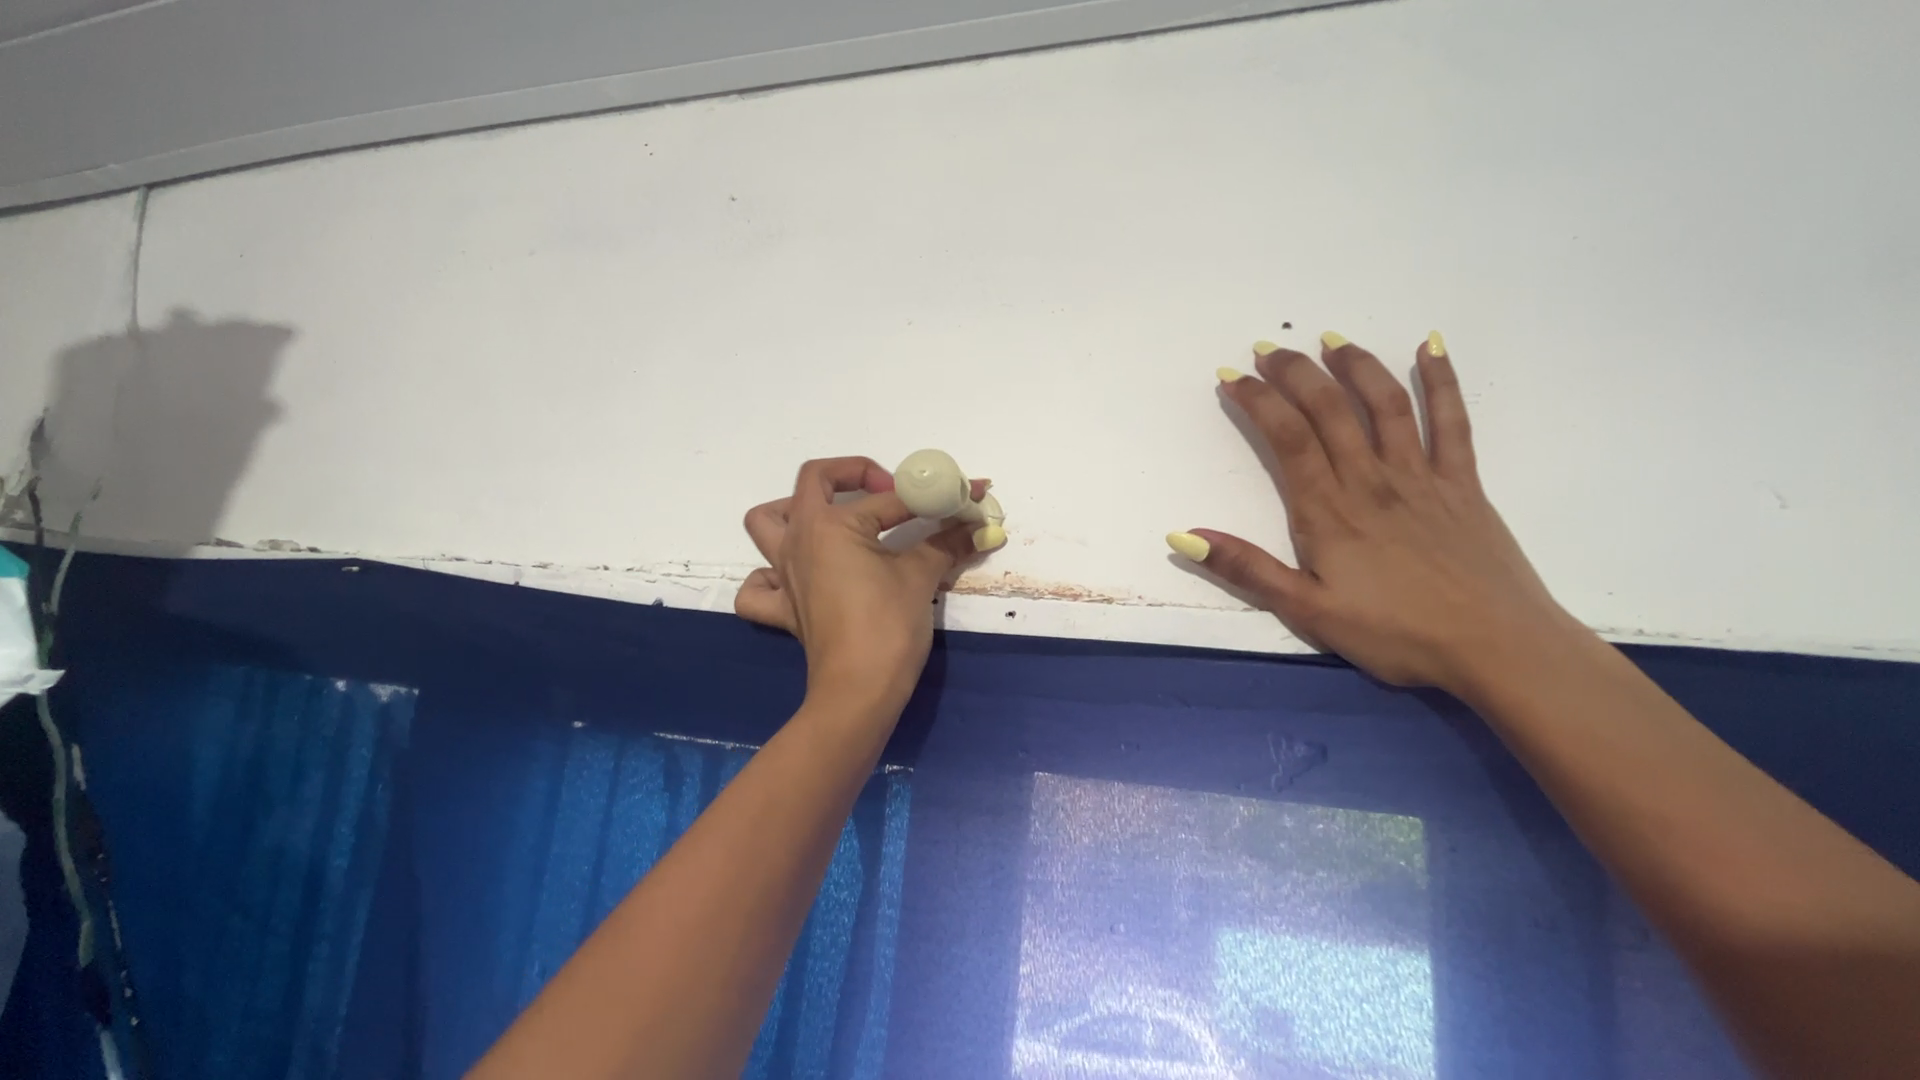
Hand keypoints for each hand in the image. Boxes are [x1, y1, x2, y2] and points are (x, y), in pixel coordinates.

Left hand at [737, 457, 991, 710]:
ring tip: (833, 520)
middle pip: (813, 482)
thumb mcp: (922, 577)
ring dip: (794, 511)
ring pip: (765, 524)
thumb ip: (948, 543)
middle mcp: (799, 540)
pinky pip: (758, 587)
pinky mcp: (783, 610)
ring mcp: (783, 575)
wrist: (860, 690)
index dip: (931, 495)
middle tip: (887, 493)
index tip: (965, 494)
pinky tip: (799, 578)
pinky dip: (768, 577)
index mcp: (830, 524)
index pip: (889, 499)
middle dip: (852, 474)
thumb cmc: (888, 626)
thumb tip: (979, 525)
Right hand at [1173, 334, 1578, 690]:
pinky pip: (1452, 421)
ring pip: (1385, 404)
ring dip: (1355, 366)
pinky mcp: (1464, 483)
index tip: (1233, 377)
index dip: (1257, 401)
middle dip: (1295, 374)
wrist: (1497, 647)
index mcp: (1329, 512)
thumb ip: (1247, 569)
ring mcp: (1422, 477)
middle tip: (1269, 350)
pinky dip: (1441, 380)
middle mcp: (1372, 480)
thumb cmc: (1396, 635)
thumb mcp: (1308, 611)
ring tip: (1330, 341)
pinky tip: (1431, 347)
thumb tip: (1184, 536)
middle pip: (1329, 410)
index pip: (1287, 438)